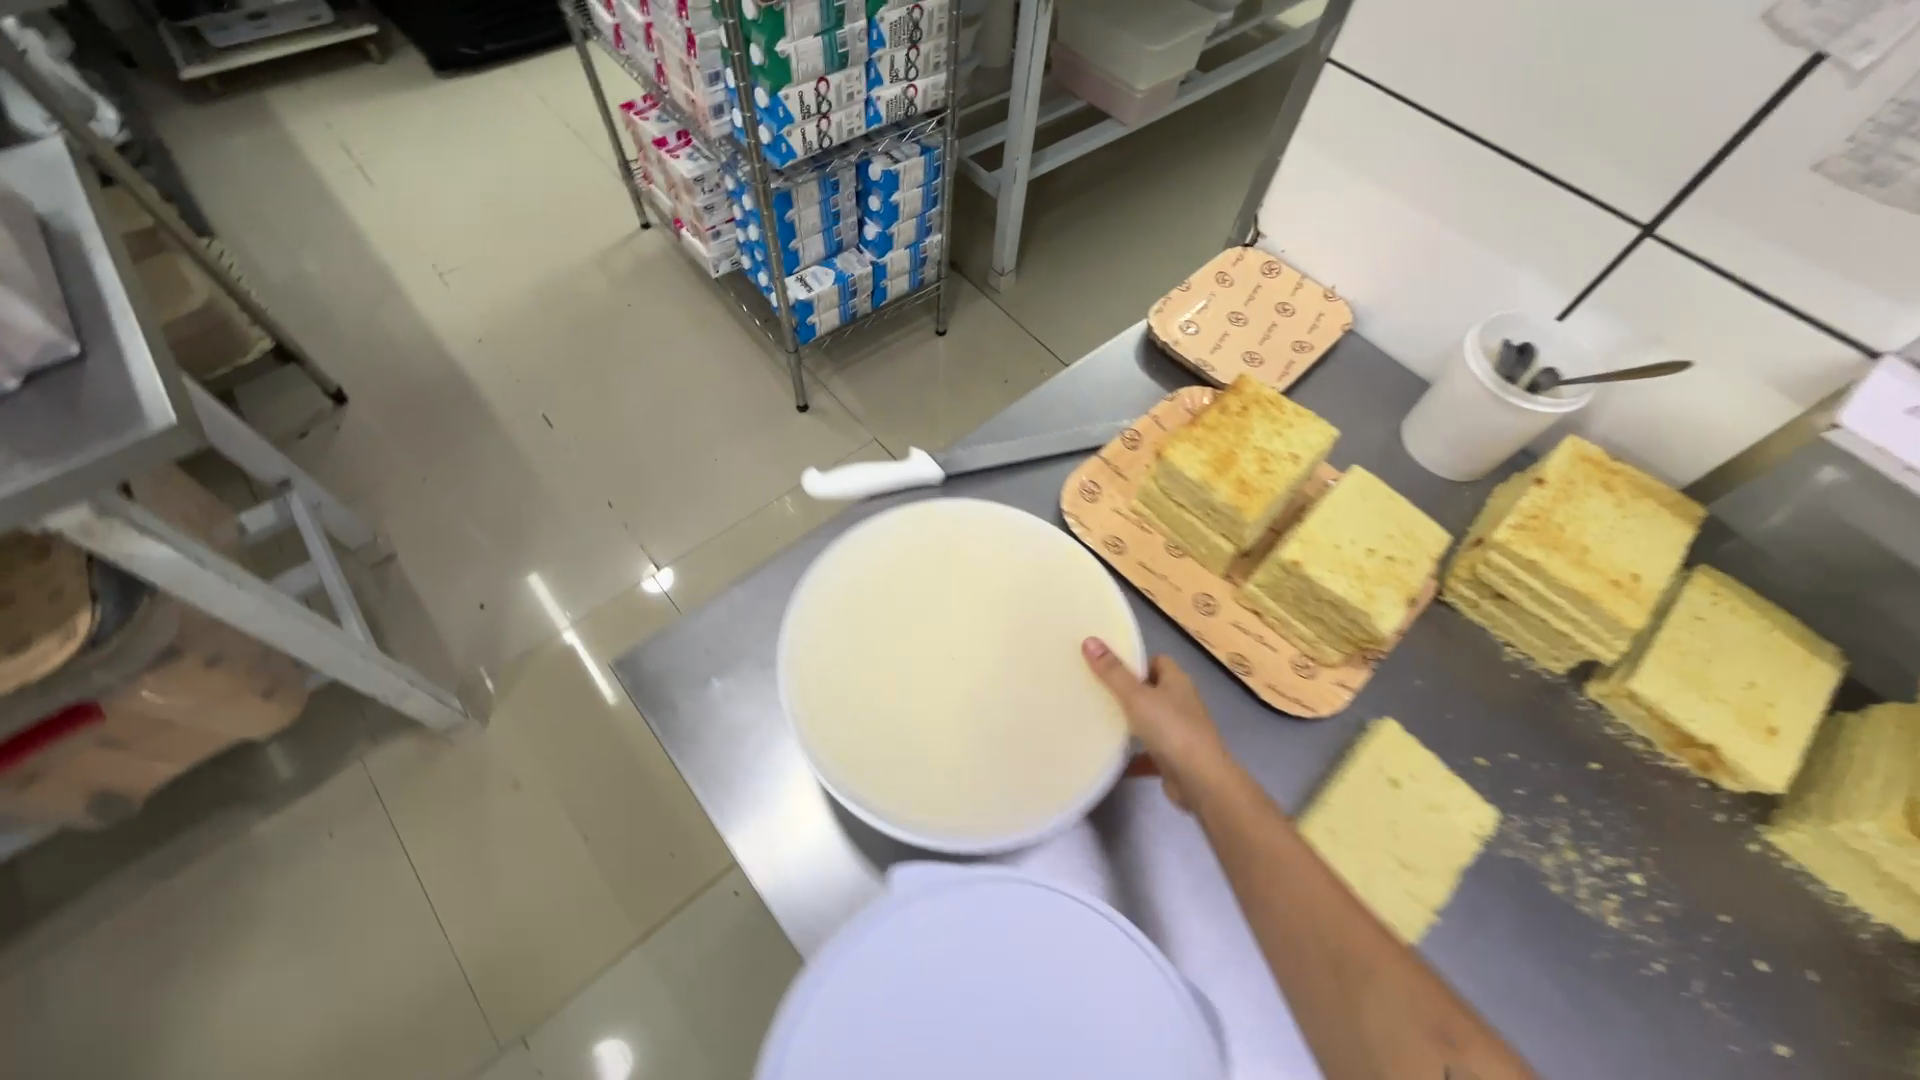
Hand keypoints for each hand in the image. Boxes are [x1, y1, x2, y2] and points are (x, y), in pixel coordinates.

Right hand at [1082, 638, 1233, 809]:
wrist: (1201, 782)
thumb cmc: (1171, 730)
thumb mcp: (1137, 697)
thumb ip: (1113, 672)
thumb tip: (1090, 639)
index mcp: (1177, 682)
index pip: (1157, 661)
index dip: (1135, 662)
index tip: (1108, 667)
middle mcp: (1182, 704)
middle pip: (1152, 690)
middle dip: (1127, 692)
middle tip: (1096, 692)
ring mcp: (1180, 733)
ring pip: (1150, 722)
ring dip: (1130, 724)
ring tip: (1098, 722)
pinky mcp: (1174, 759)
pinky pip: (1148, 753)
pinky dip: (1133, 756)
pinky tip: (1111, 758)